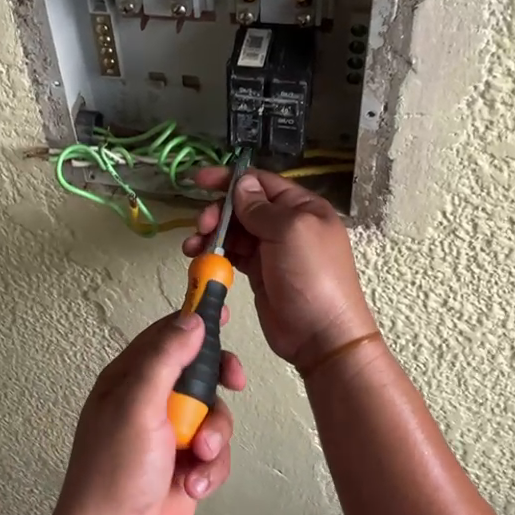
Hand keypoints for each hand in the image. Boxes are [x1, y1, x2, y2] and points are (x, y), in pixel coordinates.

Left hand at [50, 309, 245, 514]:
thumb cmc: (114, 470)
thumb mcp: (138, 405)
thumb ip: (165, 359)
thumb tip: (191, 319)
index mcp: (130, 377)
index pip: (167, 334)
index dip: (196, 320)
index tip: (225, 310)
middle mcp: (151, 399)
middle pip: (199, 370)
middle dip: (218, 379)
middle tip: (234, 380)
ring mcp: (171, 432)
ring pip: (215, 412)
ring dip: (215, 435)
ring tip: (200, 457)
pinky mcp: (188, 462)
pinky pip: (218, 451)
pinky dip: (212, 467)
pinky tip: (194, 484)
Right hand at [183, 168, 377, 369]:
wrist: (321, 335)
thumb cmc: (312, 276)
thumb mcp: (289, 231)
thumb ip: (261, 207)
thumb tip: (241, 183)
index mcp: (302, 207)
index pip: (261, 182)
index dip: (229, 179)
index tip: (199, 180)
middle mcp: (286, 224)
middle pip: (242, 206)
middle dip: (218, 211)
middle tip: (202, 225)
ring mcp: (271, 249)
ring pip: (233, 230)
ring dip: (211, 233)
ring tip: (193, 246)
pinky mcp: (258, 272)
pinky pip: (231, 253)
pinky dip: (214, 253)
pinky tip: (199, 257)